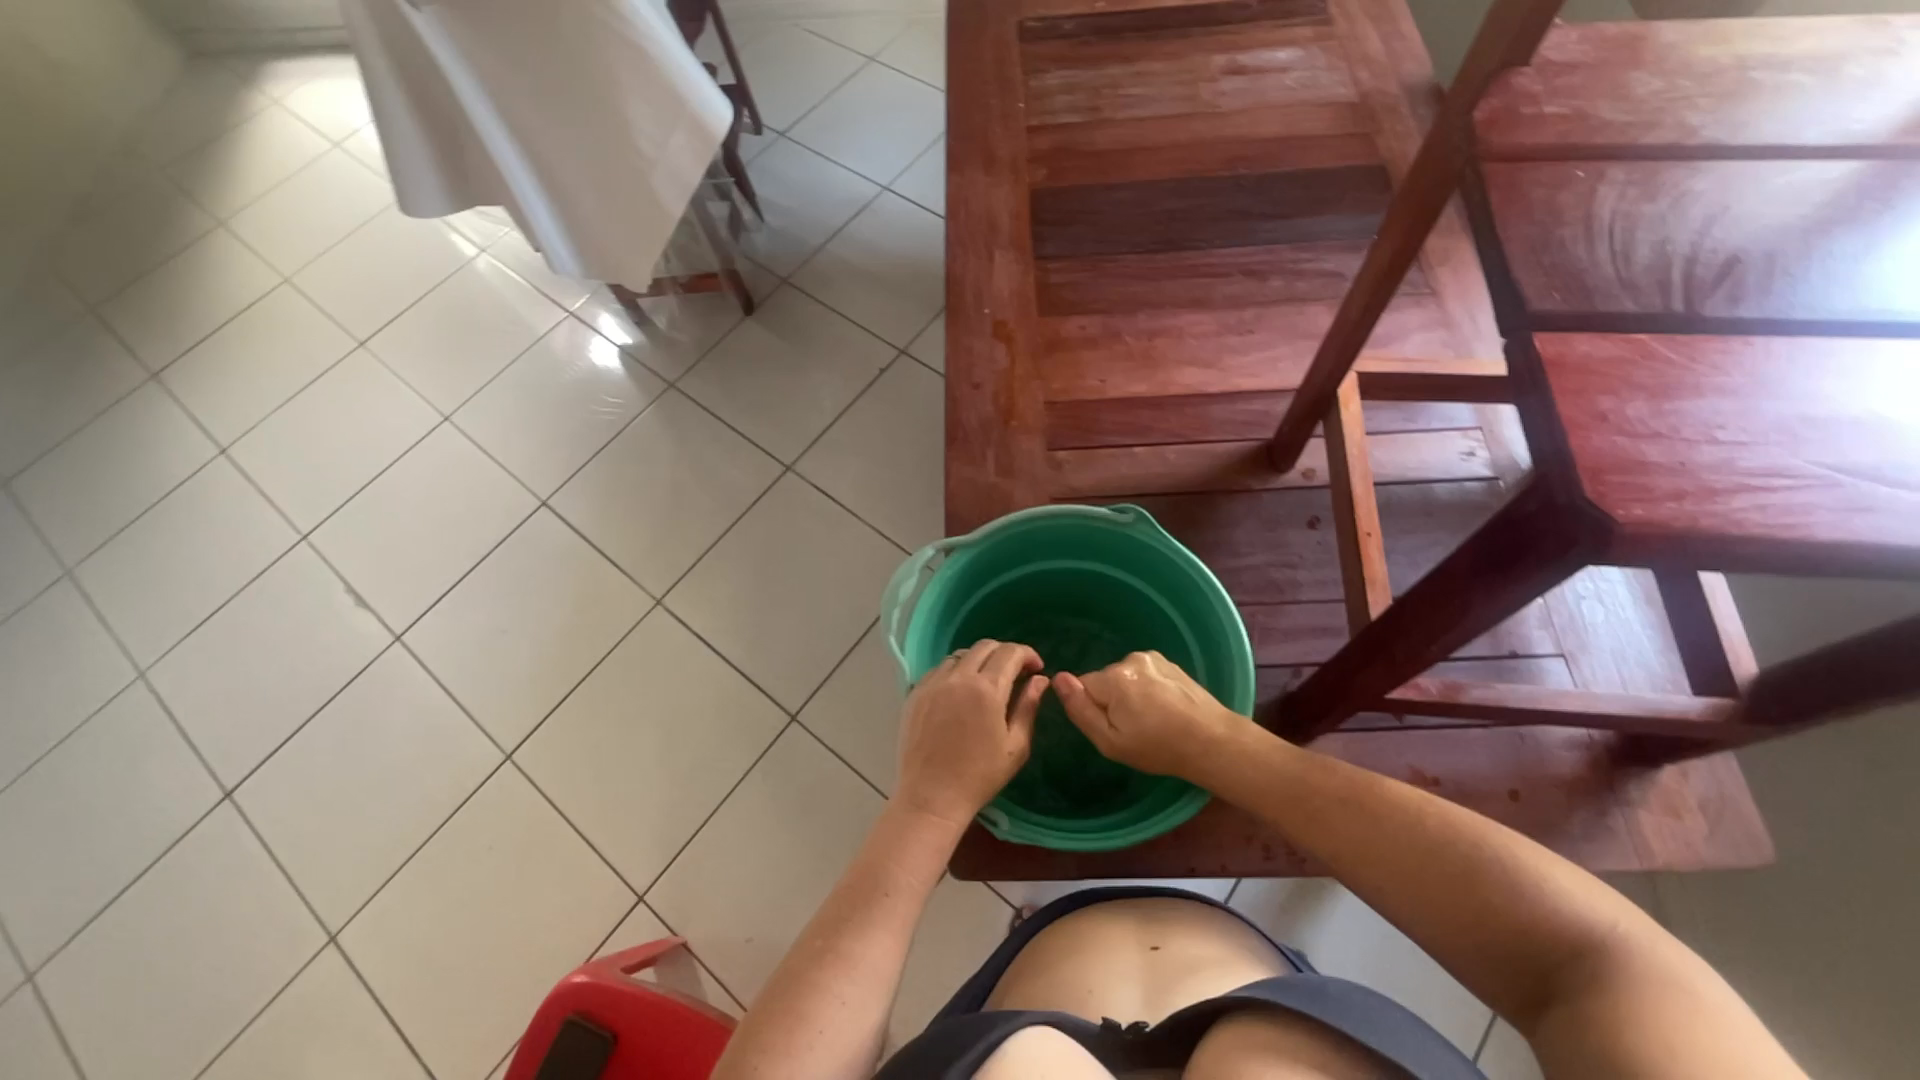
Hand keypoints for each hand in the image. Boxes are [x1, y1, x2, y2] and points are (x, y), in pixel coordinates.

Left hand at [895, 640, 1047, 827]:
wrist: (931, 796)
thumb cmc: (980, 776)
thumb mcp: (1016, 745)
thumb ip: (1028, 706)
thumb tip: (1040, 679)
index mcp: (987, 689)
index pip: (1010, 652)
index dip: (1028, 654)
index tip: (1036, 668)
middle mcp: (958, 678)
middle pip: (984, 646)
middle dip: (1005, 653)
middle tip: (1015, 673)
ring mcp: (932, 683)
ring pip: (960, 656)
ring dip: (979, 661)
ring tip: (987, 683)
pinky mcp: (915, 693)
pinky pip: (939, 670)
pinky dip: (955, 672)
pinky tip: (960, 693)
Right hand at [1053, 651, 1249, 779]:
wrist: (1211, 741)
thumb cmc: (1158, 748)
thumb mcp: (1110, 741)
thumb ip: (1080, 709)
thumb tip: (1058, 678)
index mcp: (1113, 678)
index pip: (1082, 686)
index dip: (1093, 709)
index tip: (1113, 728)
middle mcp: (1130, 660)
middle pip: (1104, 681)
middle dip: (1112, 701)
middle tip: (1134, 729)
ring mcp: (1152, 658)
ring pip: (1124, 678)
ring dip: (1130, 695)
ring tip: (1153, 720)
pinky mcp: (1169, 662)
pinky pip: (1143, 674)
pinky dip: (1147, 689)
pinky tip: (1164, 708)